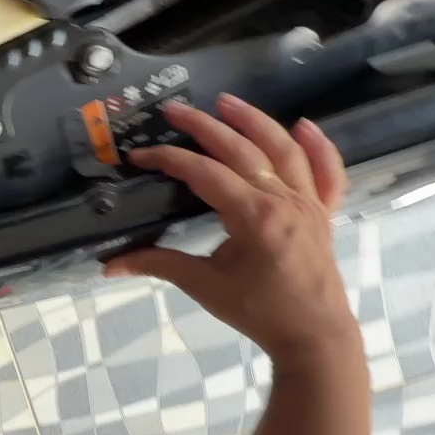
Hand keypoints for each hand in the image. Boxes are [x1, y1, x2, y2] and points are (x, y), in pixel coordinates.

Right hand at [105, 95, 361, 370]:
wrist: (313, 332)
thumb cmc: (256, 309)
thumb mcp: (202, 285)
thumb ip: (157, 264)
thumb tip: (108, 265)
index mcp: (254, 216)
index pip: (205, 174)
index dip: (170, 160)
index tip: (140, 156)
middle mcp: (284, 200)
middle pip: (243, 150)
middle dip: (205, 127)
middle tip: (176, 111)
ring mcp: (309, 202)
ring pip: (284, 149)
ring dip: (255, 121)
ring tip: (227, 103)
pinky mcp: (324, 212)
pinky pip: (327, 171)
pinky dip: (318, 145)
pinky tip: (303, 125)